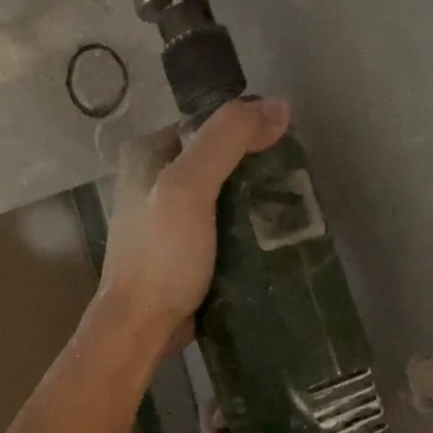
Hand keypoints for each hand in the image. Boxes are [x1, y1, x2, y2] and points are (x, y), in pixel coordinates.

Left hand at [96, 98, 290, 349]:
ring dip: (254, 199)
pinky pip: (221, 224)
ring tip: (288, 211)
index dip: (248, 130)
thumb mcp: (190, 186)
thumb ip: (228, 140)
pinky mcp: (181, 247)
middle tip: (291, 185)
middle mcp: (152, 177)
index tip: (284, 150)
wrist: (141, 326)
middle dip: (255, 168)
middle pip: (218, 157)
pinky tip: (269, 236)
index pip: (208, 123)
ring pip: (223, 192)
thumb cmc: (161, 255)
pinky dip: (244, 227)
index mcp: (147, 152)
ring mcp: (165, 215)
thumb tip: (278, 106)